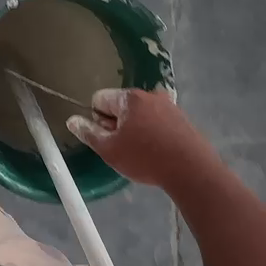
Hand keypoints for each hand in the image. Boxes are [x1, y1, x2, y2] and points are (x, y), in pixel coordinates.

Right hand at [67, 88, 223, 187]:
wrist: (193, 171)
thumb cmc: (145, 158)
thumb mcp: (109, 149)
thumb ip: (88, 133)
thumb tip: (72, 120)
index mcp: (128, 98)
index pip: (99, 99)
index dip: (97, 120)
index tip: (108, 139)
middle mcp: (149, 95)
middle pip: (120, 106)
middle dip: (116, 124)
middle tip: (123, 148)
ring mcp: (169, 106)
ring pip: (139, 114)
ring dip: (134, 129)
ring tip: (141, 153)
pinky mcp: (183, 119)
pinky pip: (157, 121)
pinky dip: (152, 133)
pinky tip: (158, 153)